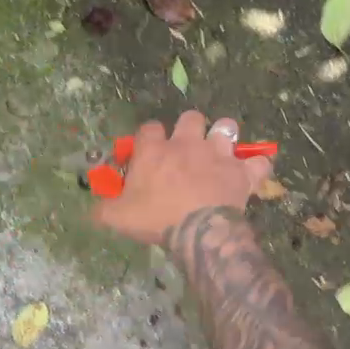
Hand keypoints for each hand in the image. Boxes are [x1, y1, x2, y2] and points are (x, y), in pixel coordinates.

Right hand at [91, 110, 274, 245]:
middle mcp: (186, 144)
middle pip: (190, 117)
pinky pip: (259, 161)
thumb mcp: (117, 216)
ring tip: (220, 150)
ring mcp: (218, 155)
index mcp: (154, 151)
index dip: (147, 136)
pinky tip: (251, 172)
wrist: (197, 231)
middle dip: (189, 127)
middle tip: (186, 147)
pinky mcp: (242, 172)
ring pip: (227, 127)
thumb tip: (90, 210)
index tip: (146, 150)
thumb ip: (102, 209)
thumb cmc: (155, 219)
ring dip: (224, 136)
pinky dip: (257, 166)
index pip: (148, 128)